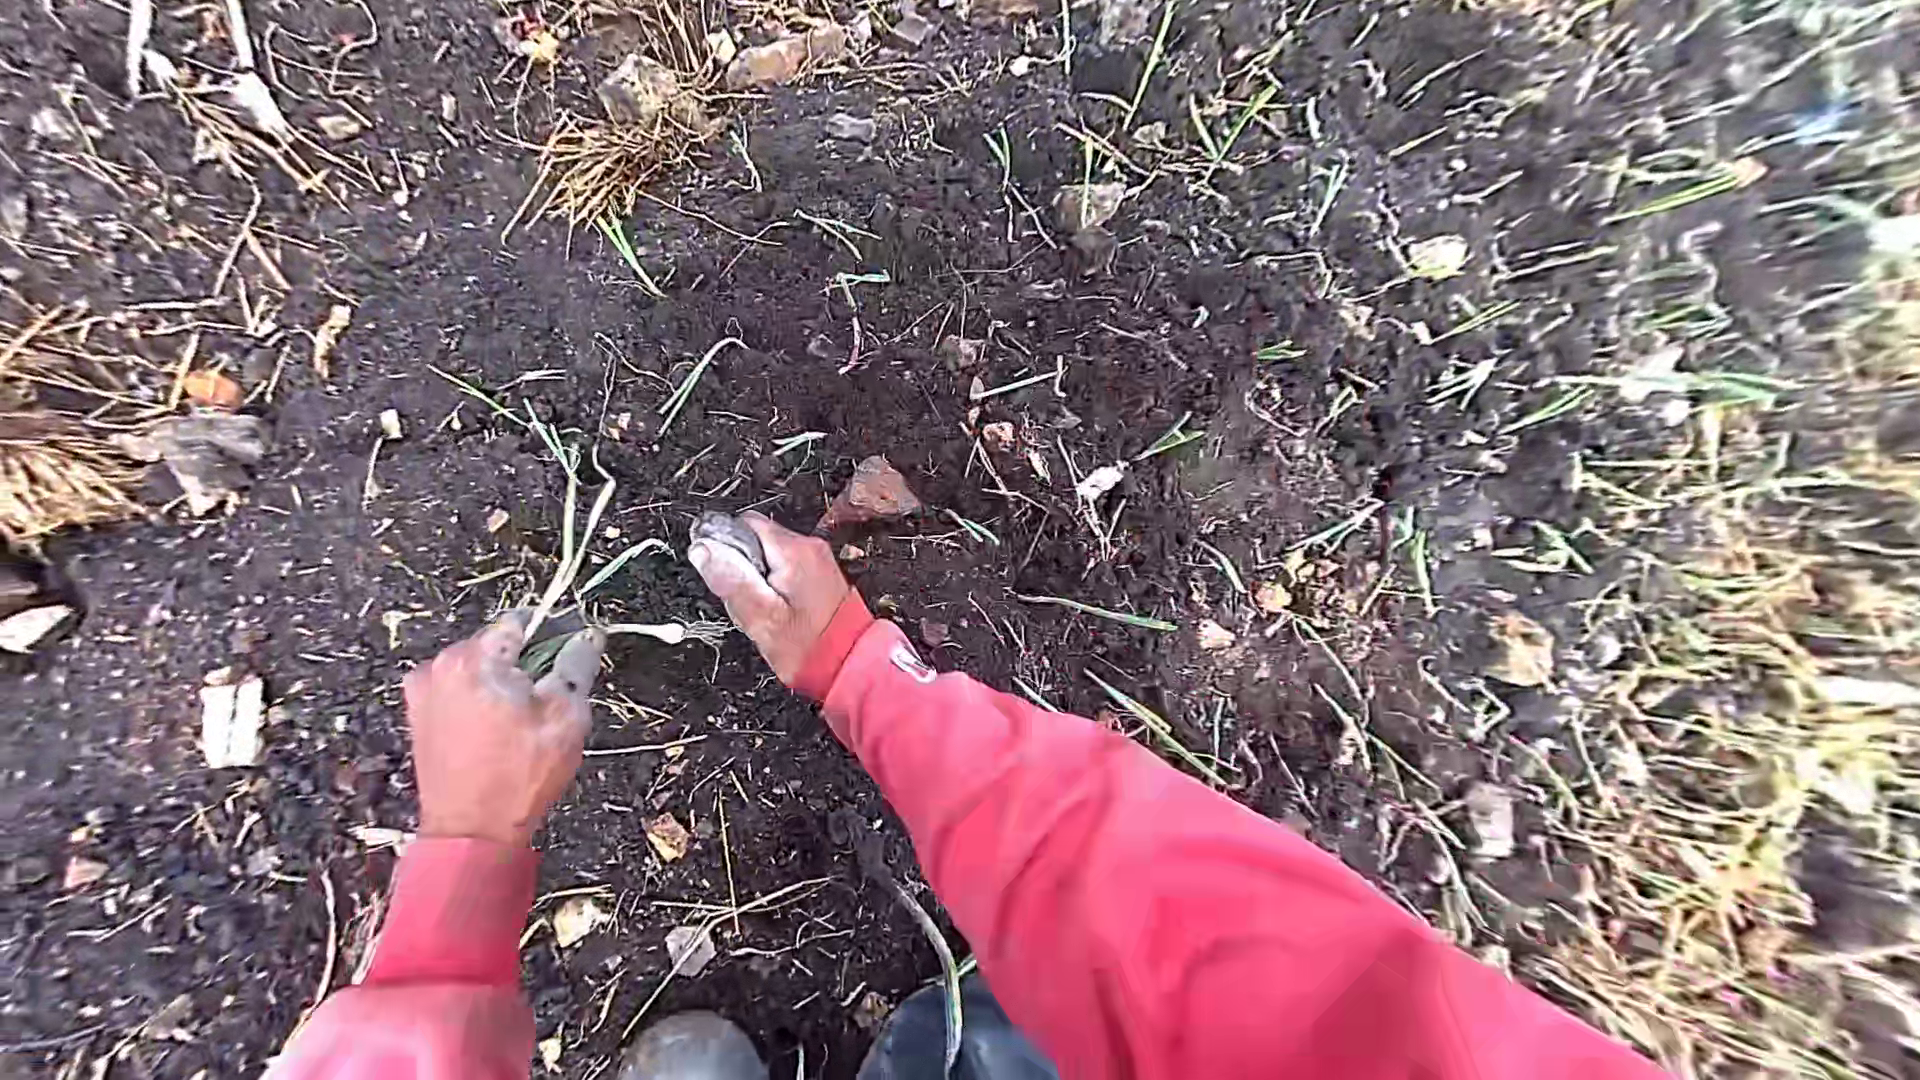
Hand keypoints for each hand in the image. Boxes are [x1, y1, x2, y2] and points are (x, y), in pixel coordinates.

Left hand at [401, 611, 604, 846]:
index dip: (557, 629)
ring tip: (535, 709)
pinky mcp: (421, 715)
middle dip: (534, 655)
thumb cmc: (522, 772)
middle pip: (501, 641)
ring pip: (484, 663)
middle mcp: (439, 667)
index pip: (523, 620)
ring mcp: (424, 692)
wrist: (472, 832)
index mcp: (473, 660)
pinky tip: (508, 721)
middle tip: (560, 686)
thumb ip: (578, 662)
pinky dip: (489, 692)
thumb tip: (589, 634)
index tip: (578, 648)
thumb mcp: (567, 711)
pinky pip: (465, 685)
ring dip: (511, 675)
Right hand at [688, 512, 848, 684]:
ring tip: (768, 609)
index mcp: (794, 552)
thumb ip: (731, 580)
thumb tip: (703, 549)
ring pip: (771, 555)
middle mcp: (810, 548)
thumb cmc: (809, 646)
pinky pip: (787, 568)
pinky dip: (776, 585)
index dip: (724, 546)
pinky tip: (781, 610)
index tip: (722, 573)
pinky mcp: (821, 574)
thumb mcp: (761, 617)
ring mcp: (819, 560)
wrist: (850, 662)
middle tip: (750, 601)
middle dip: (743, 566)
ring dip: (759, 577)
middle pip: (757, 539)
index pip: (744, 524)